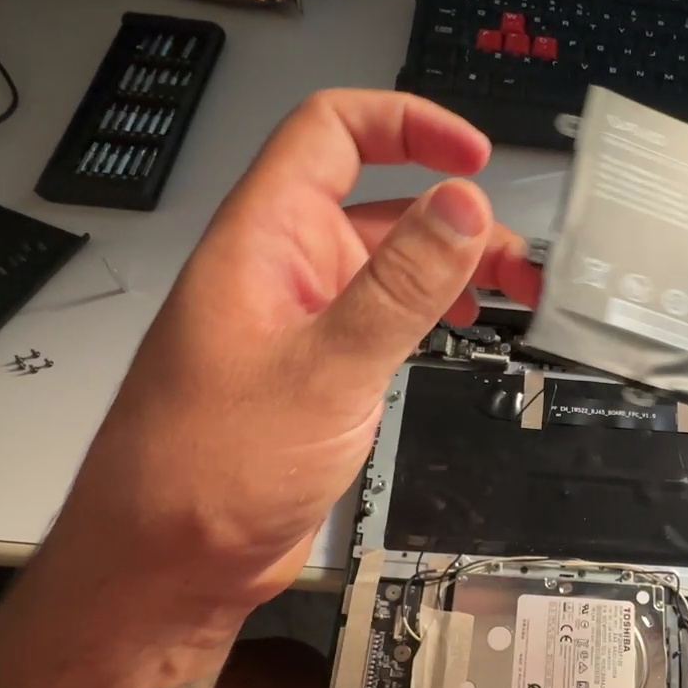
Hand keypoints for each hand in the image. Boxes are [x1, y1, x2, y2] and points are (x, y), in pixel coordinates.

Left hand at [40, 91, 538, 619]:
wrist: (173, 562)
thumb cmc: (211, 469)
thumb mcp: (326, 368)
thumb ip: (400, 284)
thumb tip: (462, 207)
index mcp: (264, 240)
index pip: (332, 132)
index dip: (406, 125)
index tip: (473, 156)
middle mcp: (282, 268)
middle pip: (378, 201)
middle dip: (454, 217)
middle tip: (515, 255)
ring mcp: (302, 320)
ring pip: (388, 264)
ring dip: (451, 269)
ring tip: (512, 293)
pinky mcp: (317, 368)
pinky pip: (382, 316)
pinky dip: (429, 312)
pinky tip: (459, 329)